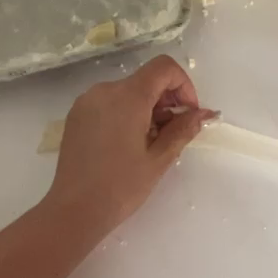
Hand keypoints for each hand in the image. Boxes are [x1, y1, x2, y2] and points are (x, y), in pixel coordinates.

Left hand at [42, 55, 216, 235]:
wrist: (75, 209)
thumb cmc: (120, 187)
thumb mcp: (158, 159)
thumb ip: (182, 129)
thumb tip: (202, 113)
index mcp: (127, 97)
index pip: (164, 67)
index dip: (184, 85)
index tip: (188, 113)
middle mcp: (104, 91)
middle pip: (145, 80)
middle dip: (166, 100)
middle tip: (173, 135)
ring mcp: (86, 102)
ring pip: (127, 92)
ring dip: (147, 109)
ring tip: (150, 144)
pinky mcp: (76, 116)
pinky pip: (109, 103)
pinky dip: (126, 114)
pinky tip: (128, 144)